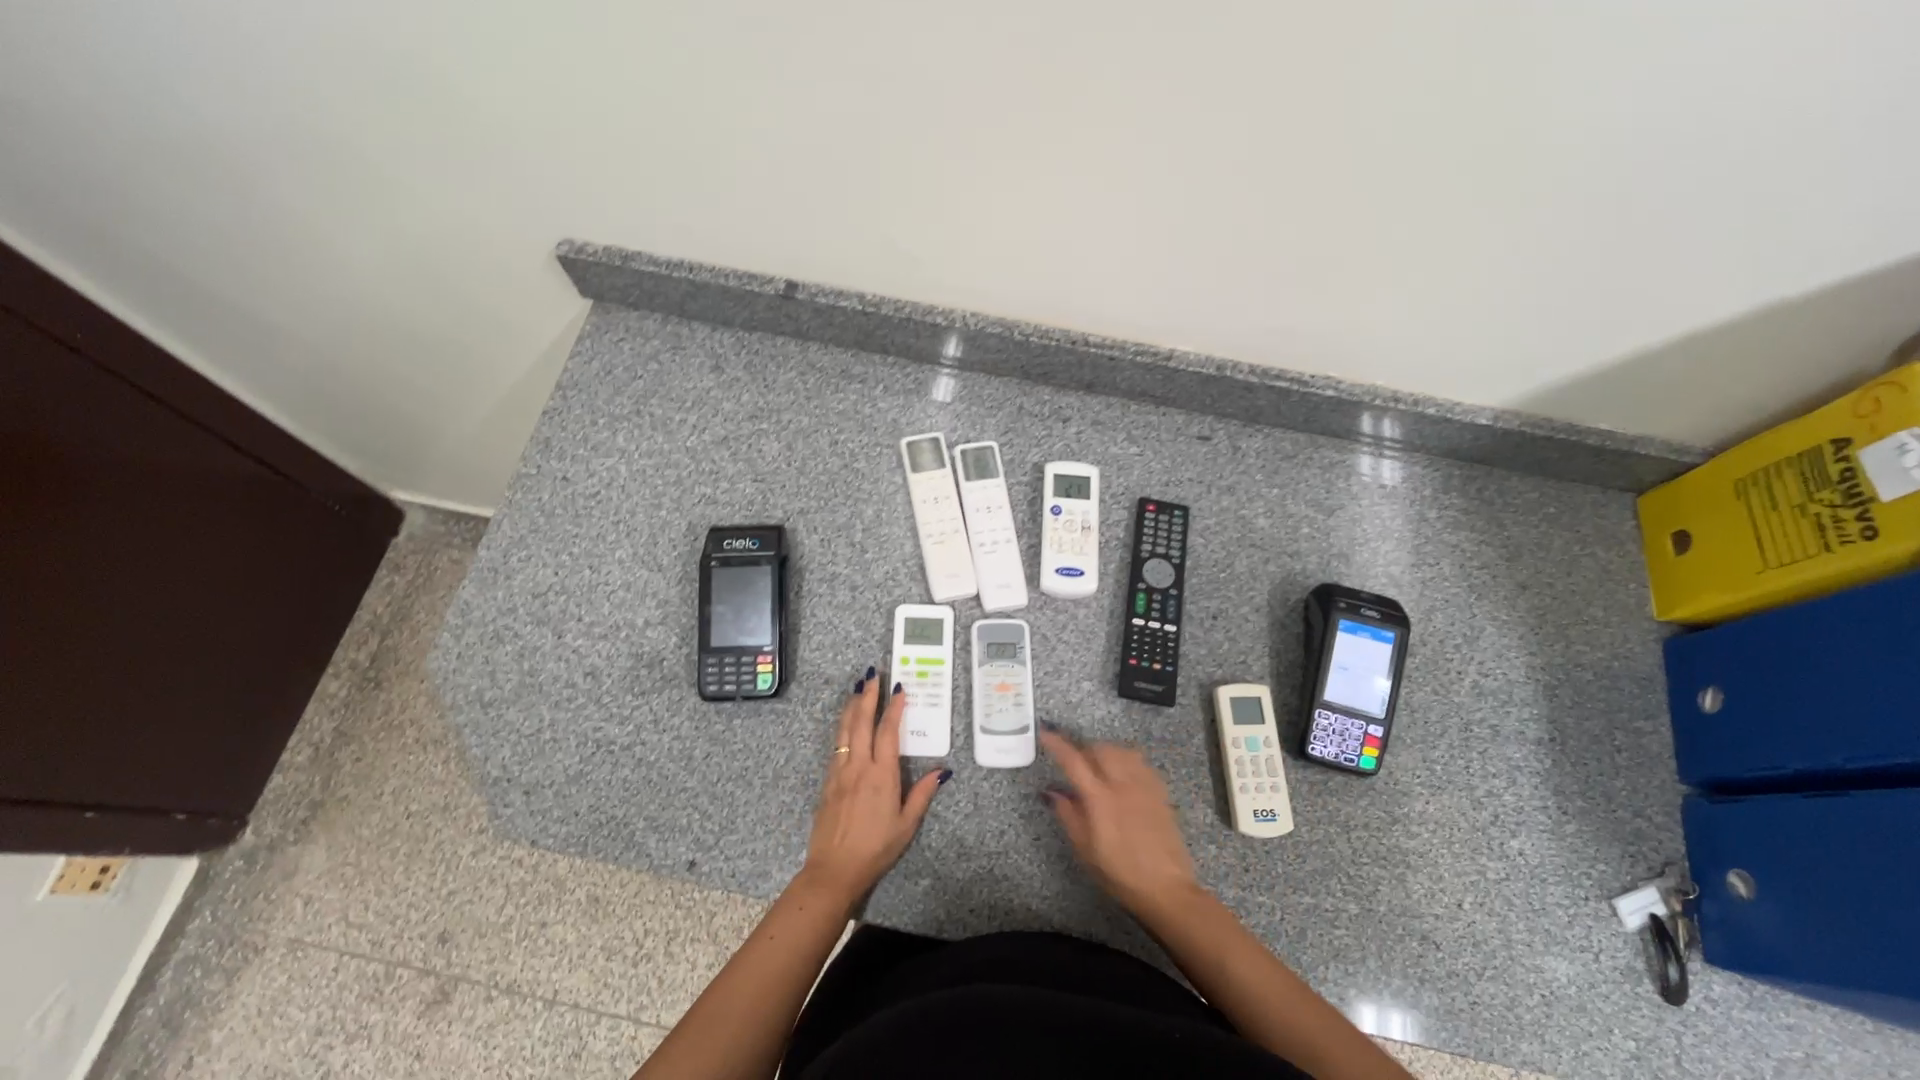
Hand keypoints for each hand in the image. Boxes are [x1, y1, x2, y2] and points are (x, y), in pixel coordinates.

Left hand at [799, 672, 948, 907]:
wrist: (834, 869)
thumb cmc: (876, 848)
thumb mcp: (906, 824)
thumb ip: (922, 794)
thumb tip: (941, 771)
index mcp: (881, 775)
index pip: (887, 732)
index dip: (893, 708)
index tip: (899, 689)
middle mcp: (858, 767)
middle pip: (861, 723)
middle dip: (868, 696)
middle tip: (873, 675)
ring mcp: (839, 772)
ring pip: (845, 731)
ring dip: (851, 706)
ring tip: (857, 688)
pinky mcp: (827, 782)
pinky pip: (837, 746)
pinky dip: (843, 728)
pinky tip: (846, 723)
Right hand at [1040, 730, 1201, 915]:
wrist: (1165, 887)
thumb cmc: (1119, 873)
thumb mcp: (1085, 849)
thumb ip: (1068, 815)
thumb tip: (1052, 791)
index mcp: (1100, 799)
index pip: (1074, 761)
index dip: (1057, 744)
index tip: (1044, 733)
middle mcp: (1123, 784)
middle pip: (1100, 748)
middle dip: (1083, 749)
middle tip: (1074, 764)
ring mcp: (1145, 786)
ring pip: (1123, 750)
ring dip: (1106, 751)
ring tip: (1099, 767)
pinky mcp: (1160, 792)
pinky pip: (1141, 762)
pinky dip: (1127, 760)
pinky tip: (1123, 777)